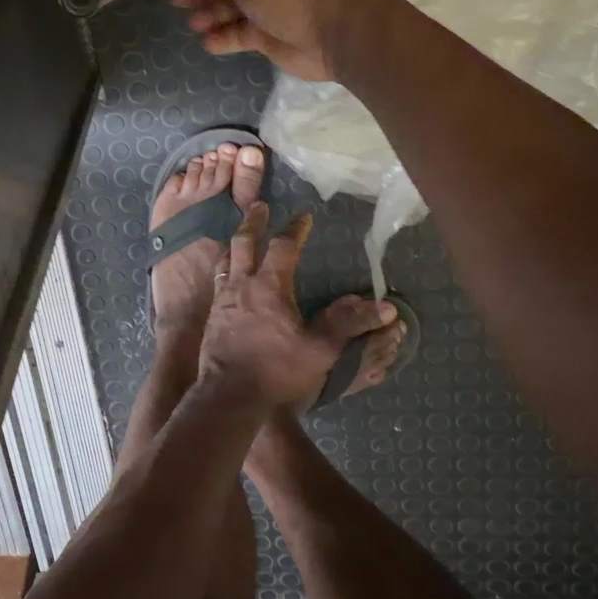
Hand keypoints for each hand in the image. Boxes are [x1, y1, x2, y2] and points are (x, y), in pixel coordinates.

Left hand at [199, 201, 389, 407]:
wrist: (228, 393)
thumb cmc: (275, 369)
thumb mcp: (320, 349)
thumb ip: (348, 324)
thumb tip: (384, 306)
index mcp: (269, 286)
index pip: (284, 246)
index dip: (295, 229)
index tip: (304, 216)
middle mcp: (242, 284)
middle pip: (245, 242)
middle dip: (254, 221)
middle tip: (259, 205)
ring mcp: (222, 299)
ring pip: (226, 259)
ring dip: (235, 243)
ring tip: (240, 236)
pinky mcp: (212, 315)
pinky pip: (218, 280)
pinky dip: (225, 267)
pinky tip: (228, 276)